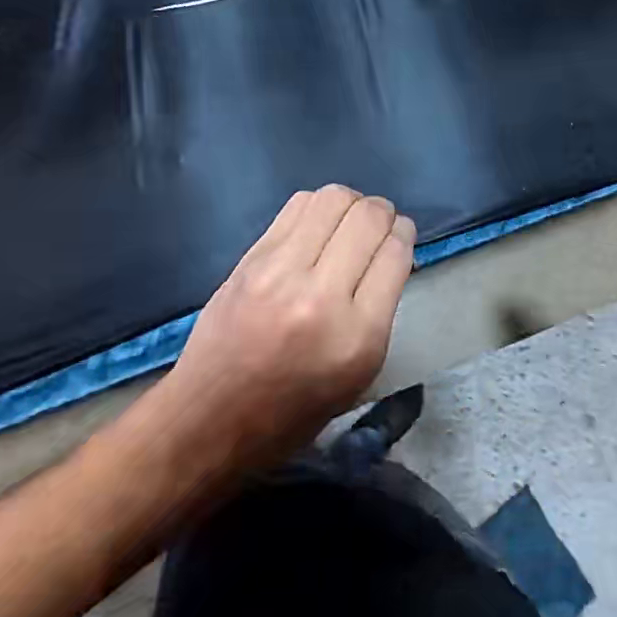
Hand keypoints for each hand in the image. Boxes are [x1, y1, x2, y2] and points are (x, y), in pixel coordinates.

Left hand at [159, 185, 416, 467]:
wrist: (211, 416)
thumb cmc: (293, 411)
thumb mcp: (358, 376)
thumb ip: (379, 311)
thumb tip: (387, 254)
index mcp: (358, 336)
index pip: (395, 255)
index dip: (405, 236)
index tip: (402, 237)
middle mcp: (321, 296)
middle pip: (368, 218)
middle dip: (385, 213)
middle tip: (380, 225)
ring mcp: (280, 271)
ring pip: (333, 199)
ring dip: (352, 203)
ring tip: (349, 221)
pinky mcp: (251, 258)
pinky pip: (297, 205)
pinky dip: (318, 206)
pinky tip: (319, 224)